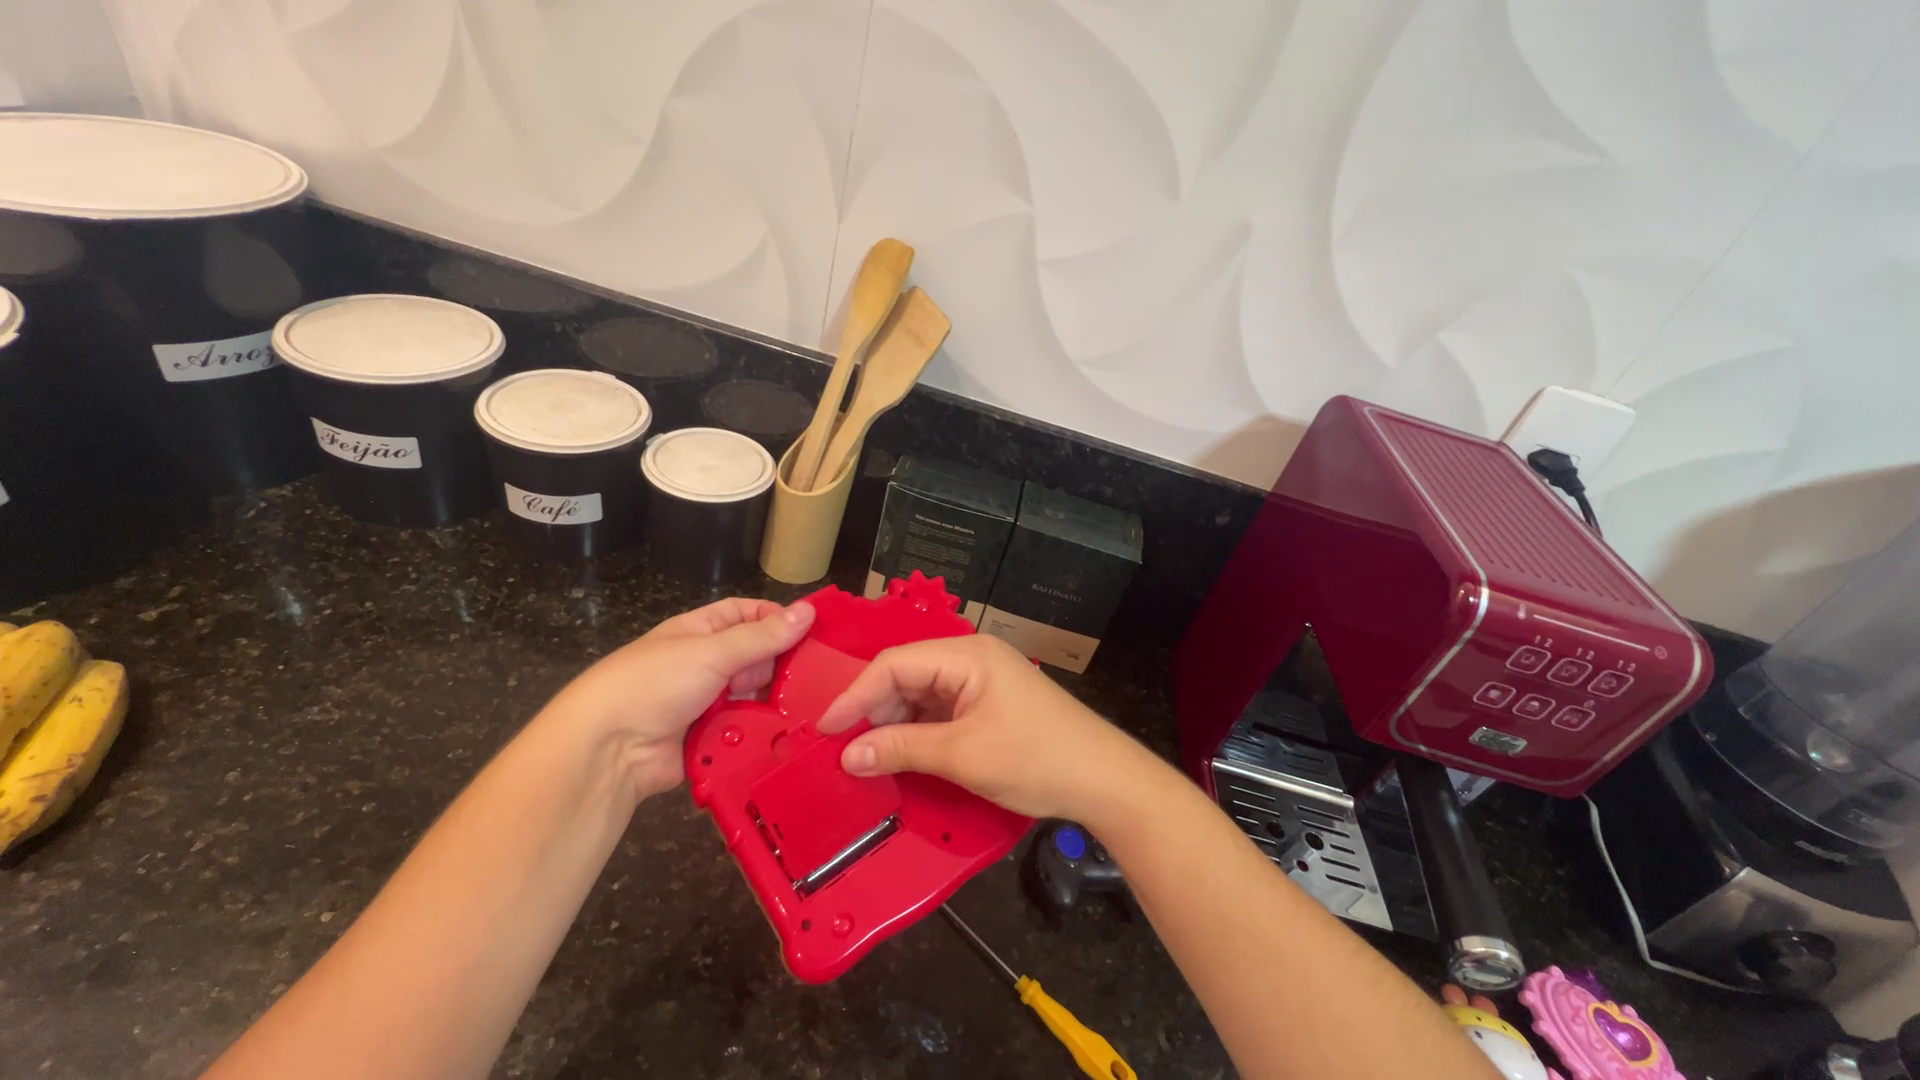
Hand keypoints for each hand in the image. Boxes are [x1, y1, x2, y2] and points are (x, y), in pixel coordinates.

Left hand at [544, 597, 815, 798]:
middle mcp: (705, 665)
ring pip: (755, 697)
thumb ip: (761, 637)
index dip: (776, 618)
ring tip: (812, 708)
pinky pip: (746, 732)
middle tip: (813, 677)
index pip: (746, 614)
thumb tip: (808, 611)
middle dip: (781, 667)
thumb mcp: (710, 652)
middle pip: (756, 658)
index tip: (811, 632)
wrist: (609, 750)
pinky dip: (763, 734)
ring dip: (775, 703)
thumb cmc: (655, 684)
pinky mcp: (712, 740)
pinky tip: (792, 735)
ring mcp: (707, 704)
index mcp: (699, 632)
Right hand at [815, 634, 1149, 820]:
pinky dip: (918, 731)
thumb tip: (847, 755)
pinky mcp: (991, 706)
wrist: (1106, 780)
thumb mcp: (961, 756)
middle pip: (907, 675)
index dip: (856, 695)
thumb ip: (901, 749)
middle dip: (874, 709)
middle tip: (843, 747)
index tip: (825, 728)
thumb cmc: (1034, 759)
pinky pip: (942, 711)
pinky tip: (901, 753)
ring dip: (894, 723)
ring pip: (923, 695)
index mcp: (967, 655)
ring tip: (866, 754)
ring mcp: (984, 683)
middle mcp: (973, 659)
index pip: (895, 663)